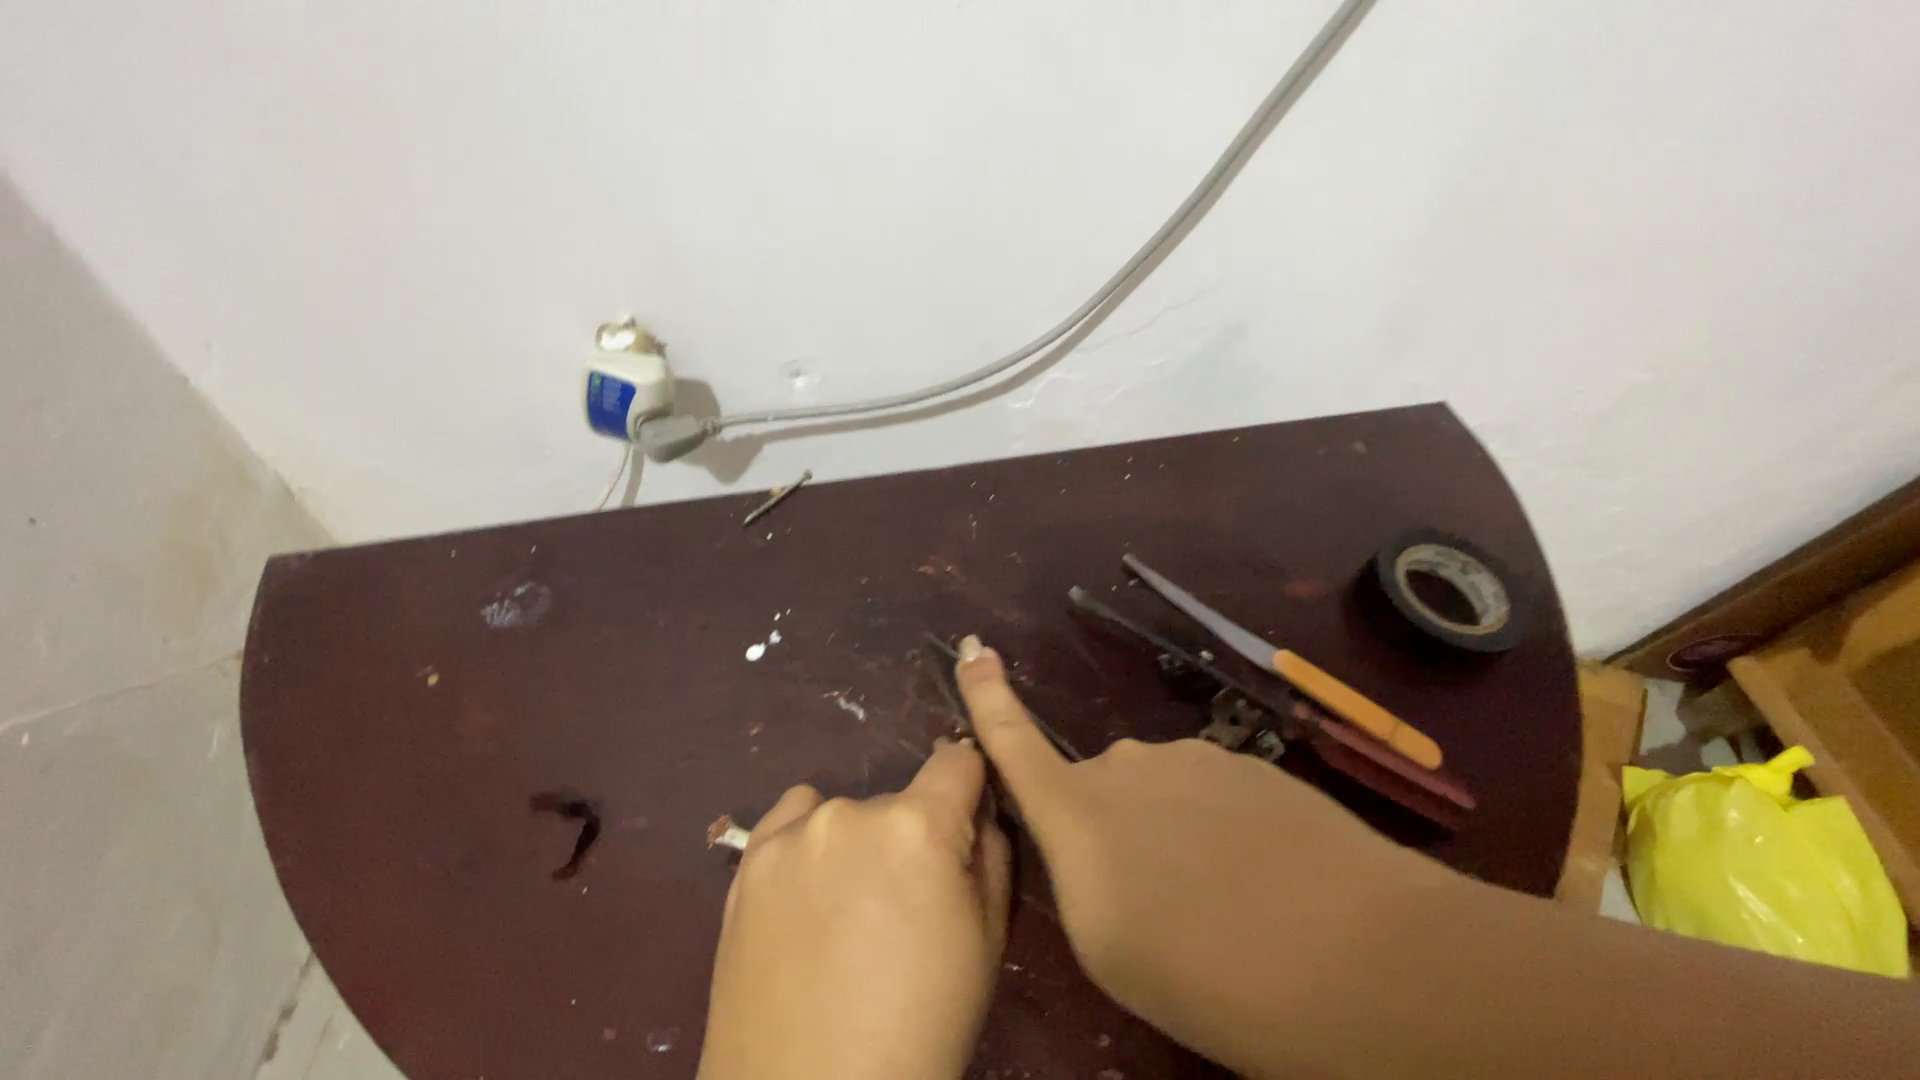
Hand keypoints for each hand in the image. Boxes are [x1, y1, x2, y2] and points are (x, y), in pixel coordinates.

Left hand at [697, 738, 1011, 1079]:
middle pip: (901, 802)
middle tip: (903, 909)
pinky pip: (794, 819)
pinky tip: (807, 897)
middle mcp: (852, 812)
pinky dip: (810, 841)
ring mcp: (793, 835)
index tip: (965, 824)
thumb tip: (976, 812)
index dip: (969, 789)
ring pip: (848, 816)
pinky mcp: (749, 860)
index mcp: (918, 827)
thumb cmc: (920, 1024)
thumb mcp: (986, 944)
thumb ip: (991, 856)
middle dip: (912, 839)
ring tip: (846, 916)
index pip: (957, 762)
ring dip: (859, 845)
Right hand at [953, 635, 1460, 1076]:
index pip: (1016, 745)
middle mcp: (1128, 768)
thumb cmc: (1205, 974)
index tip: (974, 649)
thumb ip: (1081, 876)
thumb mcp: (1109, 949)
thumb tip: (1094, 837)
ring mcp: (1196, 760)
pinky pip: (1212, 797)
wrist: (1355, 955)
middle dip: (1112, 836)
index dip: (988, 698)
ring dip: (1173, 839)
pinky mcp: (1254, 767)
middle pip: (1100, 792)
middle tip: (1159, 912)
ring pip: (1161, 796)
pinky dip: (1221, 834)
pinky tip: (1265, 886)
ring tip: (1223, 910)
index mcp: (1077, 813)